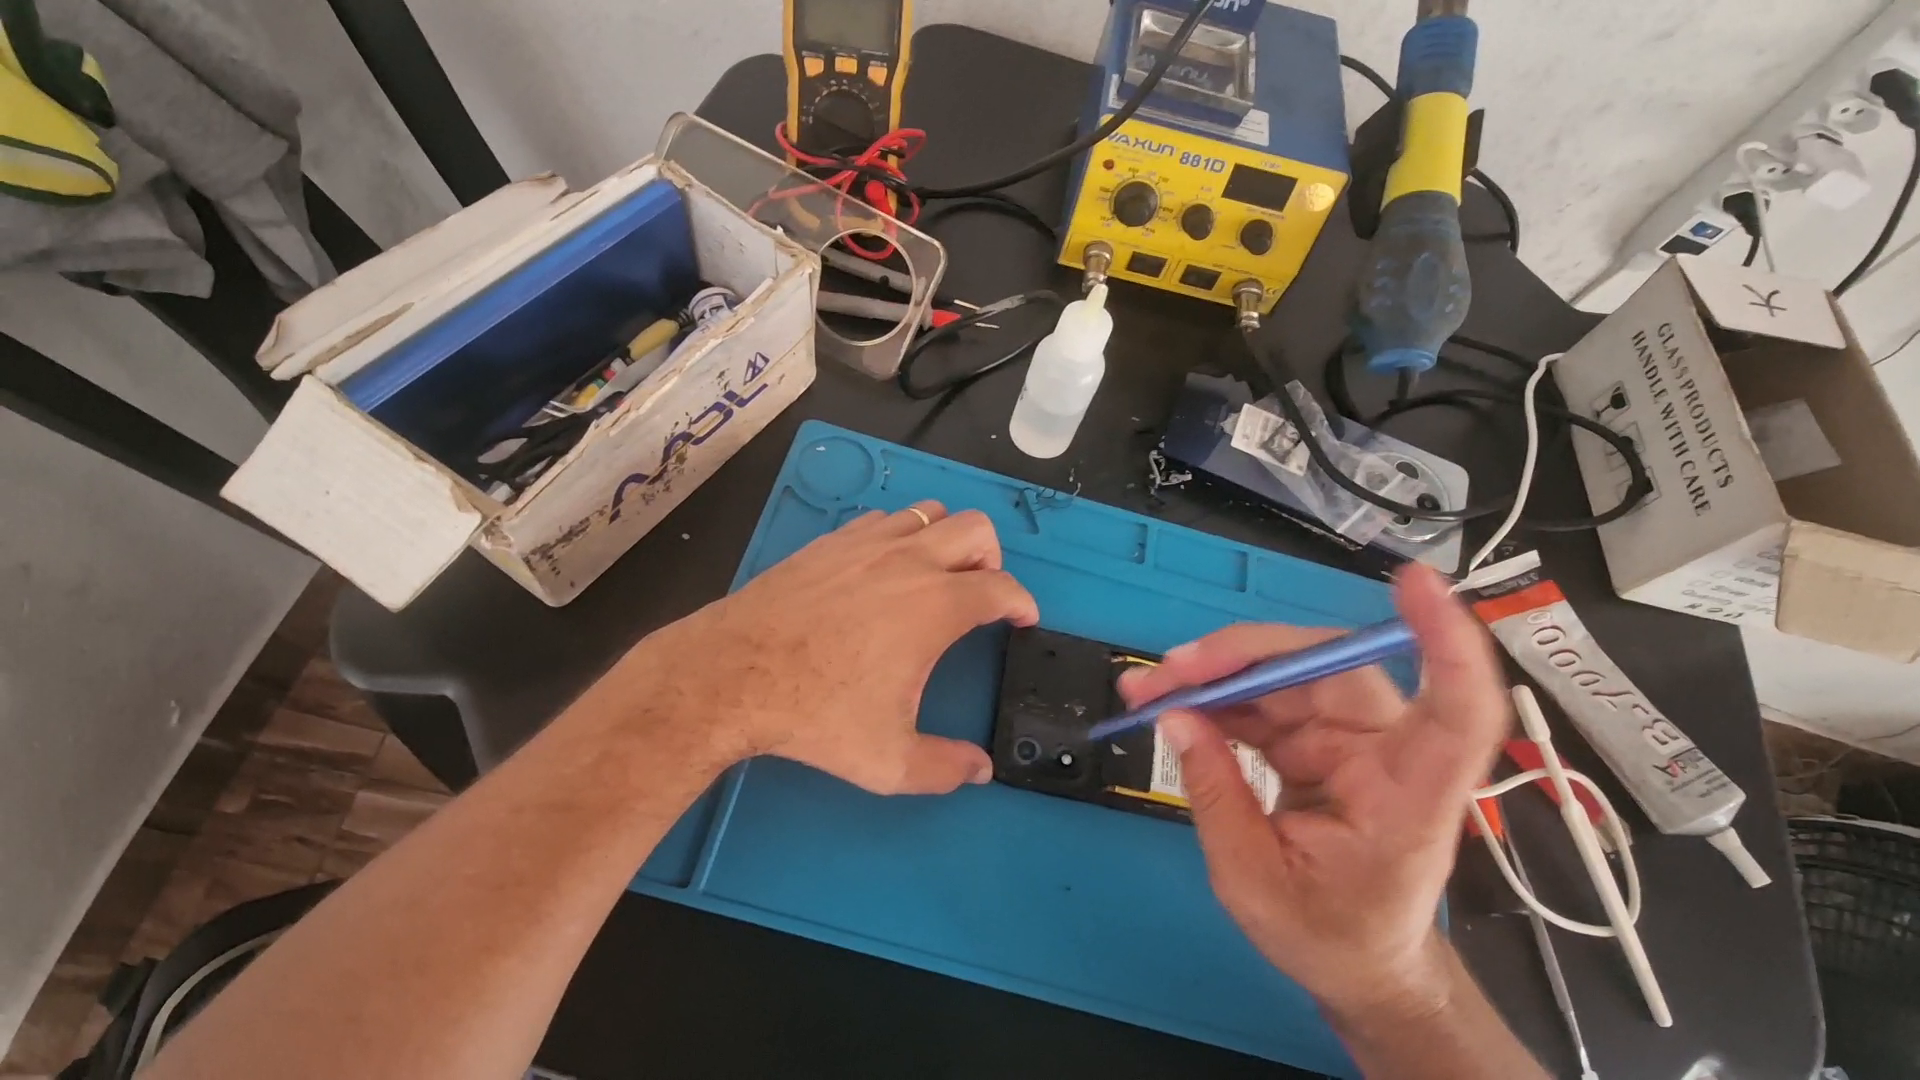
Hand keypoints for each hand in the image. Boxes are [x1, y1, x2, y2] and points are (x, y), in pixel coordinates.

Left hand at [611, 501, 1038, 794]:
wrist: (732, 675)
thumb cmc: (815, 715)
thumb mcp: (888, 760)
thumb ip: (943, 767)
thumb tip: (979, 770)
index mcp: (936, 607)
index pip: (1003, 588)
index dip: (1022, 603)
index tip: (1021, 619)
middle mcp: (909, 563)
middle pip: (976, 529)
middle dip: (992, 558)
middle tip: (982, 592)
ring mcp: (866, 545)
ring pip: (928, 514)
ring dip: (945, 539)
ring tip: (936, 575)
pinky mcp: (829, 542)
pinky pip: (882, 521)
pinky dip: (899, 536)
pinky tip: (882, 570)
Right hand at [1116, 564, 1509, 1019]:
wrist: (1357, 965)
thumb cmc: (1330, 937)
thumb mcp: (1254, 880)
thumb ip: (1216, 795)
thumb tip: (1177, 718)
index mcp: (1408, 797)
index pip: (1453, 709)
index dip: (1442, 642)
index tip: (1414, 583)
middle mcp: (1389, 752)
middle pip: (1329, 672)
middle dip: (1243, 658)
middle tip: (1167, 672)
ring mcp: (1353, 741)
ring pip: (1287, 676)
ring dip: (1215, 675)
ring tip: (1149, 688)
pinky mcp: (1321, 741)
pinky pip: (1267, 700)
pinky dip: (1217, 697)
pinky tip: (1172, 701)